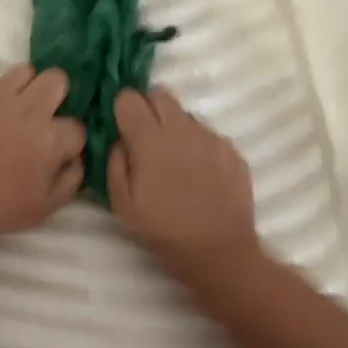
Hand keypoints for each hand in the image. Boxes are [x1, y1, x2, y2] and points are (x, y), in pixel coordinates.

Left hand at [0, 66, 85, 242]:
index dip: (73, 140)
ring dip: (29, 86)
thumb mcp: (49, 205)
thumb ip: (73, 178)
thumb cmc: (2, 207)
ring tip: (22, 106)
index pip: (79, 125)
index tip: (62, 150)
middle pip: (57, 79)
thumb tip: (77, 157)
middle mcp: (29, 110)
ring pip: (26, 70)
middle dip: (59, 96)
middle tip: (47, 116)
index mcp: (51, 138)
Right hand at [108, 88, 261, 279]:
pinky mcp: (232, 150)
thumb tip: (120, 140)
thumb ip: (115, 162)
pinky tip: (198, 175)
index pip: (129, 97)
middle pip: (160, 94)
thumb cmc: (163, 230)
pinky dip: (197, 146)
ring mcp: (211, 137)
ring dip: (174, 128)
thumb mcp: (122, 204)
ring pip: (184, 114)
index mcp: (151, 139)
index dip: (122, 109)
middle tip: (145, 139)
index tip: (122, 128)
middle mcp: (182, 129)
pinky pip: (207, 135)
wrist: (220, 253)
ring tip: (175, 163)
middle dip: (148, 108)